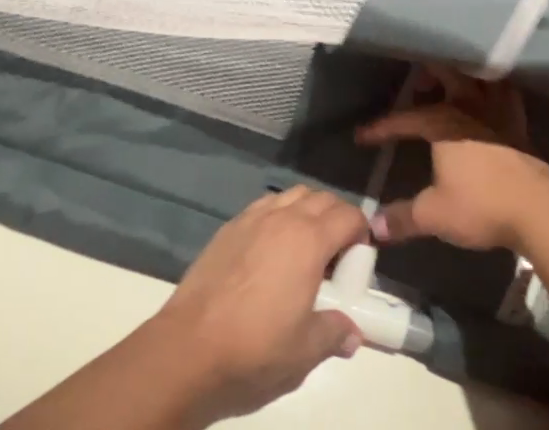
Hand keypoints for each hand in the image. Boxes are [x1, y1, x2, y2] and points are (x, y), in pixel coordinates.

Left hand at [146, 186, 367, 425]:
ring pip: (291, 196)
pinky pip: (263, 207)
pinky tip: (270, 251)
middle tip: (337, 256)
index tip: (360, 261)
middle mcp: (282, 219)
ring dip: (307, 211)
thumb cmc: (254, 348)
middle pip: (322, 199)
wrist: (187, 351)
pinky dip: (278, 216)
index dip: (362, 234)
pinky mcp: (226, 230)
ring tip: (305, 248)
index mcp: (309, 240)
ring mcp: (250, 220)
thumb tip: (352, 334)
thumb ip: (335, 334)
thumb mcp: (305, 351)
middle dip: (337, 218)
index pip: (349, 216)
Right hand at [355, 67, 548, 252]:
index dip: (382, 127)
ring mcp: (499, 114)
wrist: (538, 211)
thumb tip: (372, 227)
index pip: (406, 119)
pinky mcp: (520, 126)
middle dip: (429, 73)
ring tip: (453, 84)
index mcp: (444, 123)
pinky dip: (495, 90)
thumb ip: (402, 218)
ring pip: (479, 79)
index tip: (362, 136)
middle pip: (448, 75)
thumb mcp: (434, 215)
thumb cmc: (480, 206)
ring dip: (465, 75)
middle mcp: (470, 108)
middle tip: (416, 83)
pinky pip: (505, 96)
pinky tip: (491, 99)